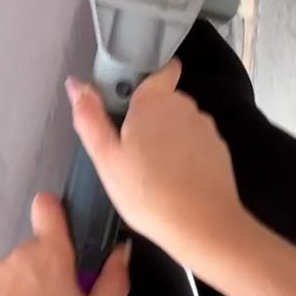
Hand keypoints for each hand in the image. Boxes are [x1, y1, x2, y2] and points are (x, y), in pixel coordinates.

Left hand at [0, 194, 130, 295]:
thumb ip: (113, 283)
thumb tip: (121, 250)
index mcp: (50, 257)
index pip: (48, 206)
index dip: (58, 215)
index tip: (68, 241)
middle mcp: (17, 256)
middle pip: (38, 247)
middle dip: (50, 269)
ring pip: (18, 269)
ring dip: (27, 287)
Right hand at [68, 62, 253, 269]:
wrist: (204, 226)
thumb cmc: (147, 191)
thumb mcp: (106, 158)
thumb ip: (90, 117)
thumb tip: (75, 83)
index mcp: (154, 100)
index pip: (161, 69)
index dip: (145, 77)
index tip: (129, 99)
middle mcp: (184, 105)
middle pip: (163, 100)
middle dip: (147, 116)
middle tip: (129, 149)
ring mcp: (205, 127)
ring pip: (179, 122)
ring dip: (166, 136)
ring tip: (151, 171)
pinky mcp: (219, 149)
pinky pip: (194, 142)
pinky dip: (184, 154)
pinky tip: (174, 180)